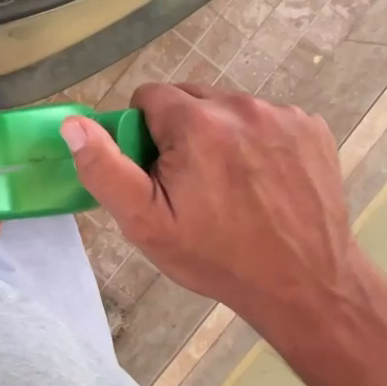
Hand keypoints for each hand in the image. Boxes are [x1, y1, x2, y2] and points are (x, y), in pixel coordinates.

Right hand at [60, 83, 374, 337]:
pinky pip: (266, 119)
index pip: (148, 98)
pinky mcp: (312, 128)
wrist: (308, 287)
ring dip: (219, 134)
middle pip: (188, 99)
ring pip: (227, 108)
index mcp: (196, 123)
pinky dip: (257, 141)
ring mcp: (283, 116)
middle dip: (181, 131)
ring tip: (230, 185)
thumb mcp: (146, 223)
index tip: (160, 174)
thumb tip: (74, 124)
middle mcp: (241, 106)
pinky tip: (263, 181)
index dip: (145, 135)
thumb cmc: (217, 257)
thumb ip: (104, 168)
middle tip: (191, 183)